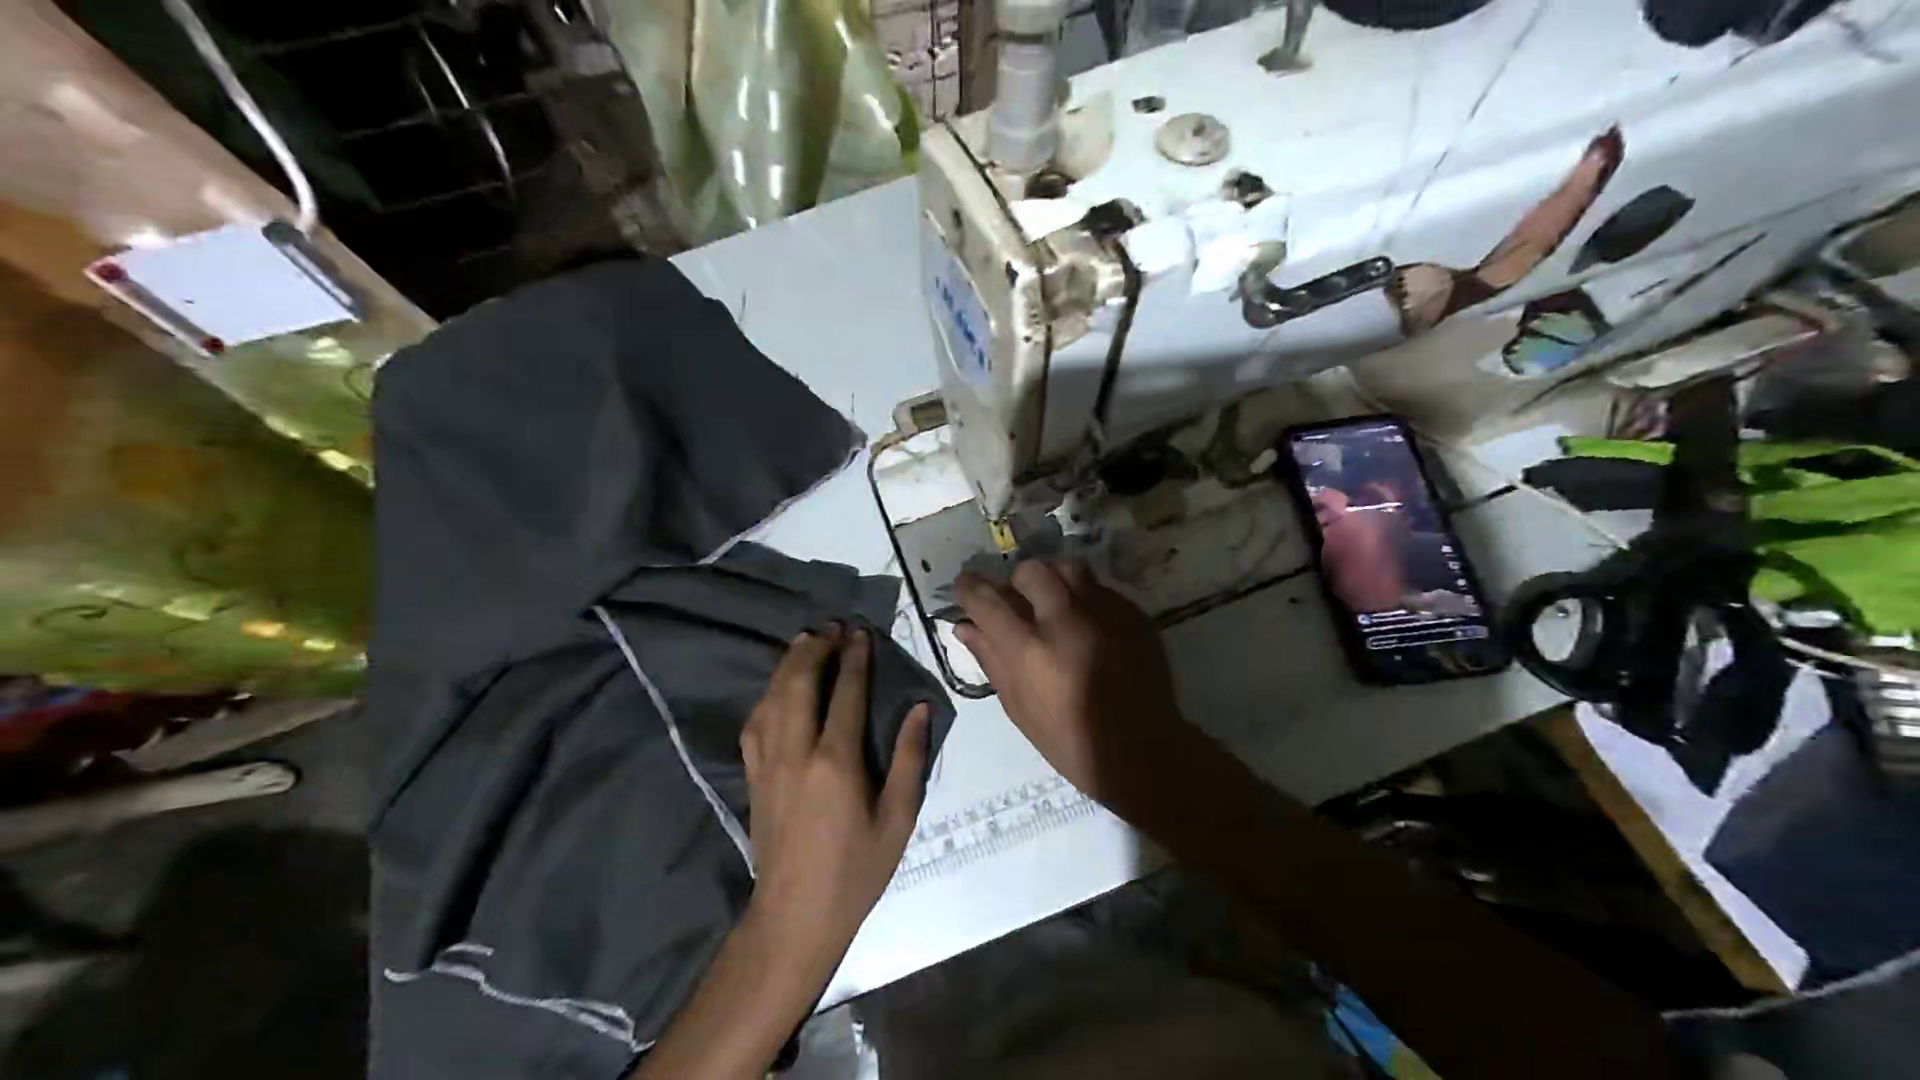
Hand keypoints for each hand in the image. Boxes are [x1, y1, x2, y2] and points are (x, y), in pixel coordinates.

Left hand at [739, 624, 928, 979]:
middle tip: (833, 627)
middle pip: (799, 682)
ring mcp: (767, 762)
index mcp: (836, 761)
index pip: (846, 693)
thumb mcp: (898, 818)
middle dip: (816, 648)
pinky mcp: (752, 776)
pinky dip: (767, 694)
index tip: (861, 632)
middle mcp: (796, 751)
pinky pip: (754, 722)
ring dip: (789, 663)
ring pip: (772, 696)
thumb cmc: (857, 869)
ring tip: (807, 640)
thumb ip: (909, 758)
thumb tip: (919, 708)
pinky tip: (778, 687)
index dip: (855, 658)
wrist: (795, 915)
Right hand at [954, 561, 1184, 806]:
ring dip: (1052, 580)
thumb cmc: (1069, 740)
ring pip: (1068, 568)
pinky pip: (1099, 588)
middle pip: (1030, 571)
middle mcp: (1066, 622)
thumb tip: (965, 625)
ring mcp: (1104, 614)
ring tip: (1053, 603)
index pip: (987, 600)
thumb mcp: (1018, 707)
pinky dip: (1084, 598)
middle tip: (1019, 602)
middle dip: (1016, 582)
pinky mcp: (1132, 614)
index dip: (969, 587)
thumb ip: (991, 659)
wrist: (1141, 751)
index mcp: (1030, 652)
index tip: (965, 585)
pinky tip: (1086, 623)